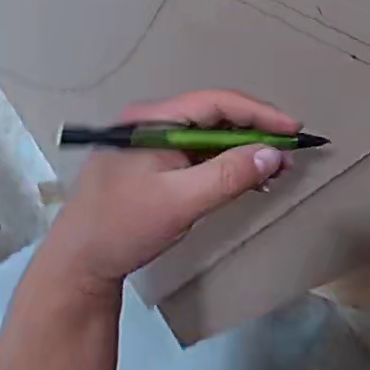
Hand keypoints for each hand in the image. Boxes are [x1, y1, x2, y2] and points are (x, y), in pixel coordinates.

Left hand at [33, 89, 297, 297]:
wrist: (76, 265)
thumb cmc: (123, 228)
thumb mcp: (180, 202)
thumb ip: (228, 175)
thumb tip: (273, 154)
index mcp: (153, 120)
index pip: (216, 103)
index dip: (258, 113)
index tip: (293, 129)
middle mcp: (153, 124)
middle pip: (214, 117)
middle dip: (254, 134)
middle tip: (289, 153)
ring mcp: (152, 145)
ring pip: (208, 138)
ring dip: (243, 151)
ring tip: (276, 169)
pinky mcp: (154, 167)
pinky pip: (198, 157)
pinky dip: (226, 166)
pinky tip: (248, 179)